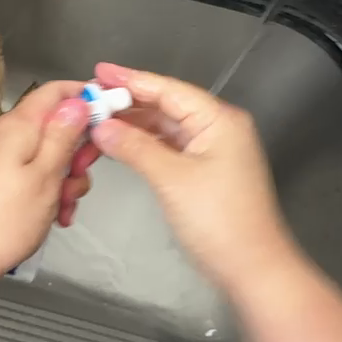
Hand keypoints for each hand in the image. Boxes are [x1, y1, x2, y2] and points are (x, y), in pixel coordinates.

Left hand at [0, 80, 91, 287]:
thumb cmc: (7, 218)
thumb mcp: (46, 174)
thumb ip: (63, 135)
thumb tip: (79, 100)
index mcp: (20, 125)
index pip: (57, 90)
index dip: (87, 96)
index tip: (113, 115)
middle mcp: (11, 134)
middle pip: (59, 124)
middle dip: (79, 150)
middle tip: (81, 175)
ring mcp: (6, 157)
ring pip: (54, 154)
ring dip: (68, 179)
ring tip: (64, 206)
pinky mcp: (5, 178)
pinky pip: (39, 173)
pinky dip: (53, 191)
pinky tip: (56, 216)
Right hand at [85, 62, 302, 289]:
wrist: (252, 269)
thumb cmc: (218, 220)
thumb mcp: (171, 179)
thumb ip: (134, 147)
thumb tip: (100, 126)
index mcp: (218, 119)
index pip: (168, 89)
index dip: (131, 80)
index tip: (98, 71)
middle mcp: (217, 127)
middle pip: (166, 105)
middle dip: (128, 102)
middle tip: (89, 97)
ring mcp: (212, 150)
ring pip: (165, 127)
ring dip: (132, 124)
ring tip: (96, 119)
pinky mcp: (204, 171)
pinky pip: (168, 147)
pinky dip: (143, 144)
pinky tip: (118, 143)